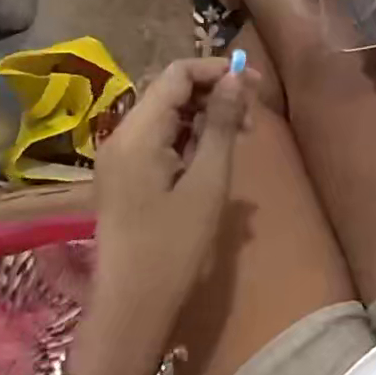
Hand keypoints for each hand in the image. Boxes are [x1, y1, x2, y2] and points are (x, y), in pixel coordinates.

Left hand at [90, 57, 252, 305]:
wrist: (133, 304)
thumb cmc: (175, 243)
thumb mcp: (208, 180)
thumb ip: (222, 124)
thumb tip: (237, 80)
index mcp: (137, 134)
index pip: (177, 75)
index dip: (217, 70)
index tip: (255, 84)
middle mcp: (121, 136)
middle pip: (170, 90)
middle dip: (214, 92)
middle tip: (254, 114)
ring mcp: (120, 156)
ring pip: (167, 113)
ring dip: (205, 114)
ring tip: (241, 135)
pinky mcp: (125, 174)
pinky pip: (159, 137)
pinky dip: (190, 135)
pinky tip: (215, 153)